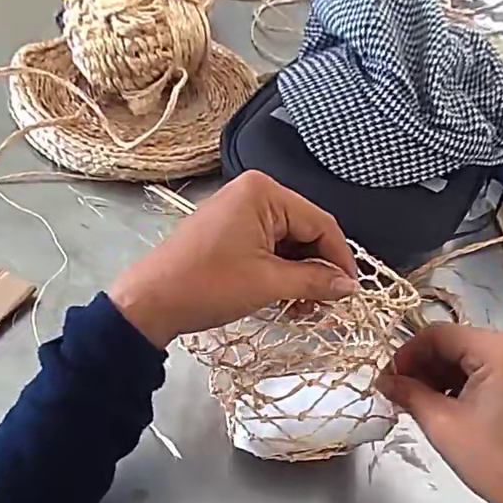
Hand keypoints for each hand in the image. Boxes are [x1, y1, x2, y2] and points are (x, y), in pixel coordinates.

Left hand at [107, 171, 359, 348]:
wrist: (150, 301)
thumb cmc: (207, 285)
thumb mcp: (268, 284)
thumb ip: (315, 281)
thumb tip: (350, 286)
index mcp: (264, 193)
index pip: (321, 223)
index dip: (340, 259)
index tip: (352, 290)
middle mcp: (254, 194)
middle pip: (306, 232)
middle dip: (318, 271)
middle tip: (325, 305)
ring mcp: (240, 212)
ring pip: (290, 244)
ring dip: (301, 277)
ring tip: (302, 309)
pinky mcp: (231, 232)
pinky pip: (270, 249)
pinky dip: (282, 274)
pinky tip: (286, 300)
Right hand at [378, 324, 502, 502]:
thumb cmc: (501, 464)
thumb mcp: (445, 427)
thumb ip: (410, 394)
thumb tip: (385, 380)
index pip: (439, 334)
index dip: (406, 354)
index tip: (387, 379)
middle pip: (456, 343)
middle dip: (423, 367)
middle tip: (398, 395)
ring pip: (470, 357)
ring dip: (441, 377)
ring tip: (418, 405)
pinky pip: (489, 371)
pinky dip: (463, 385)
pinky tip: (445, 407)